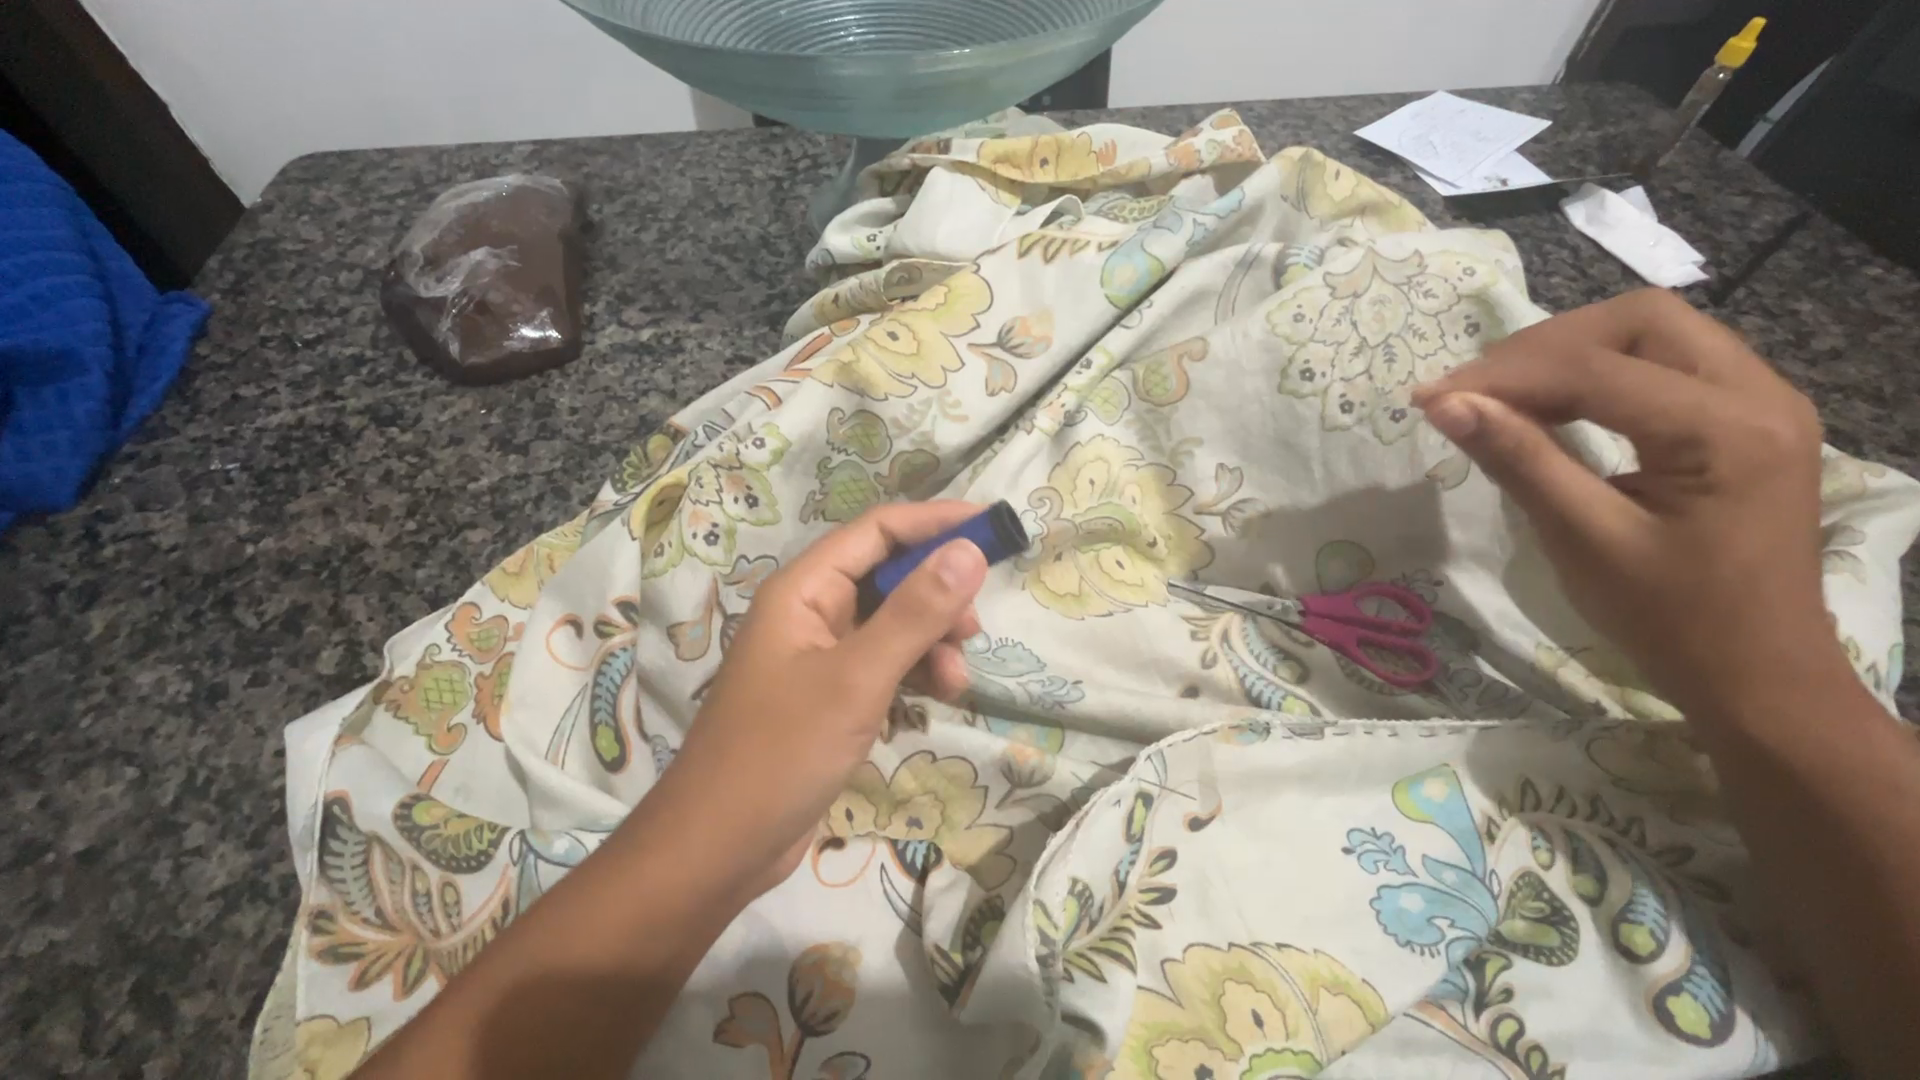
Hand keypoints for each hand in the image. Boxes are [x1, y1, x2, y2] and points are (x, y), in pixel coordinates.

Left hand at [655, 501, 987, 895]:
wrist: (721, 846)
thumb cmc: (782, 752)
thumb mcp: (857, 678)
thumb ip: (915, 613)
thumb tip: (969, 551)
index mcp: (804, 589)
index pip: (877, 531)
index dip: (935, 523)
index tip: (993, 529)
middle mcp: (811, 612)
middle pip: (888, 576)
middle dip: (938, 594)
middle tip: (974, 628)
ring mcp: (820, 656)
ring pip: (892, 623)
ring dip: (932, 640)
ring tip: (957, 679)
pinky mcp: (830, 696)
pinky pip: (884, 663)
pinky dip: (915, 672)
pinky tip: (938, 696)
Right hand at [1412, 288, 1846, 720]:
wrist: (1757, 673)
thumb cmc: (1669, 618)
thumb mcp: (1582, 539)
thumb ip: (1518, 459)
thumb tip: (1444, 405)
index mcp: (1726, 429)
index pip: (1597, 368)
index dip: (1505, 376)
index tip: (1432, 398)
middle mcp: (1760, 395)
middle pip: (1639, 321)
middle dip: (1544, 346)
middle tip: (1474, 391)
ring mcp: (1762, 402)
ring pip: (1654, 334)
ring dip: (1570, 353)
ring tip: (1503, 396)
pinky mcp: (1747, 419)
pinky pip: (1667, 364)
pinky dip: (1600, 373)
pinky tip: (1555, 407)